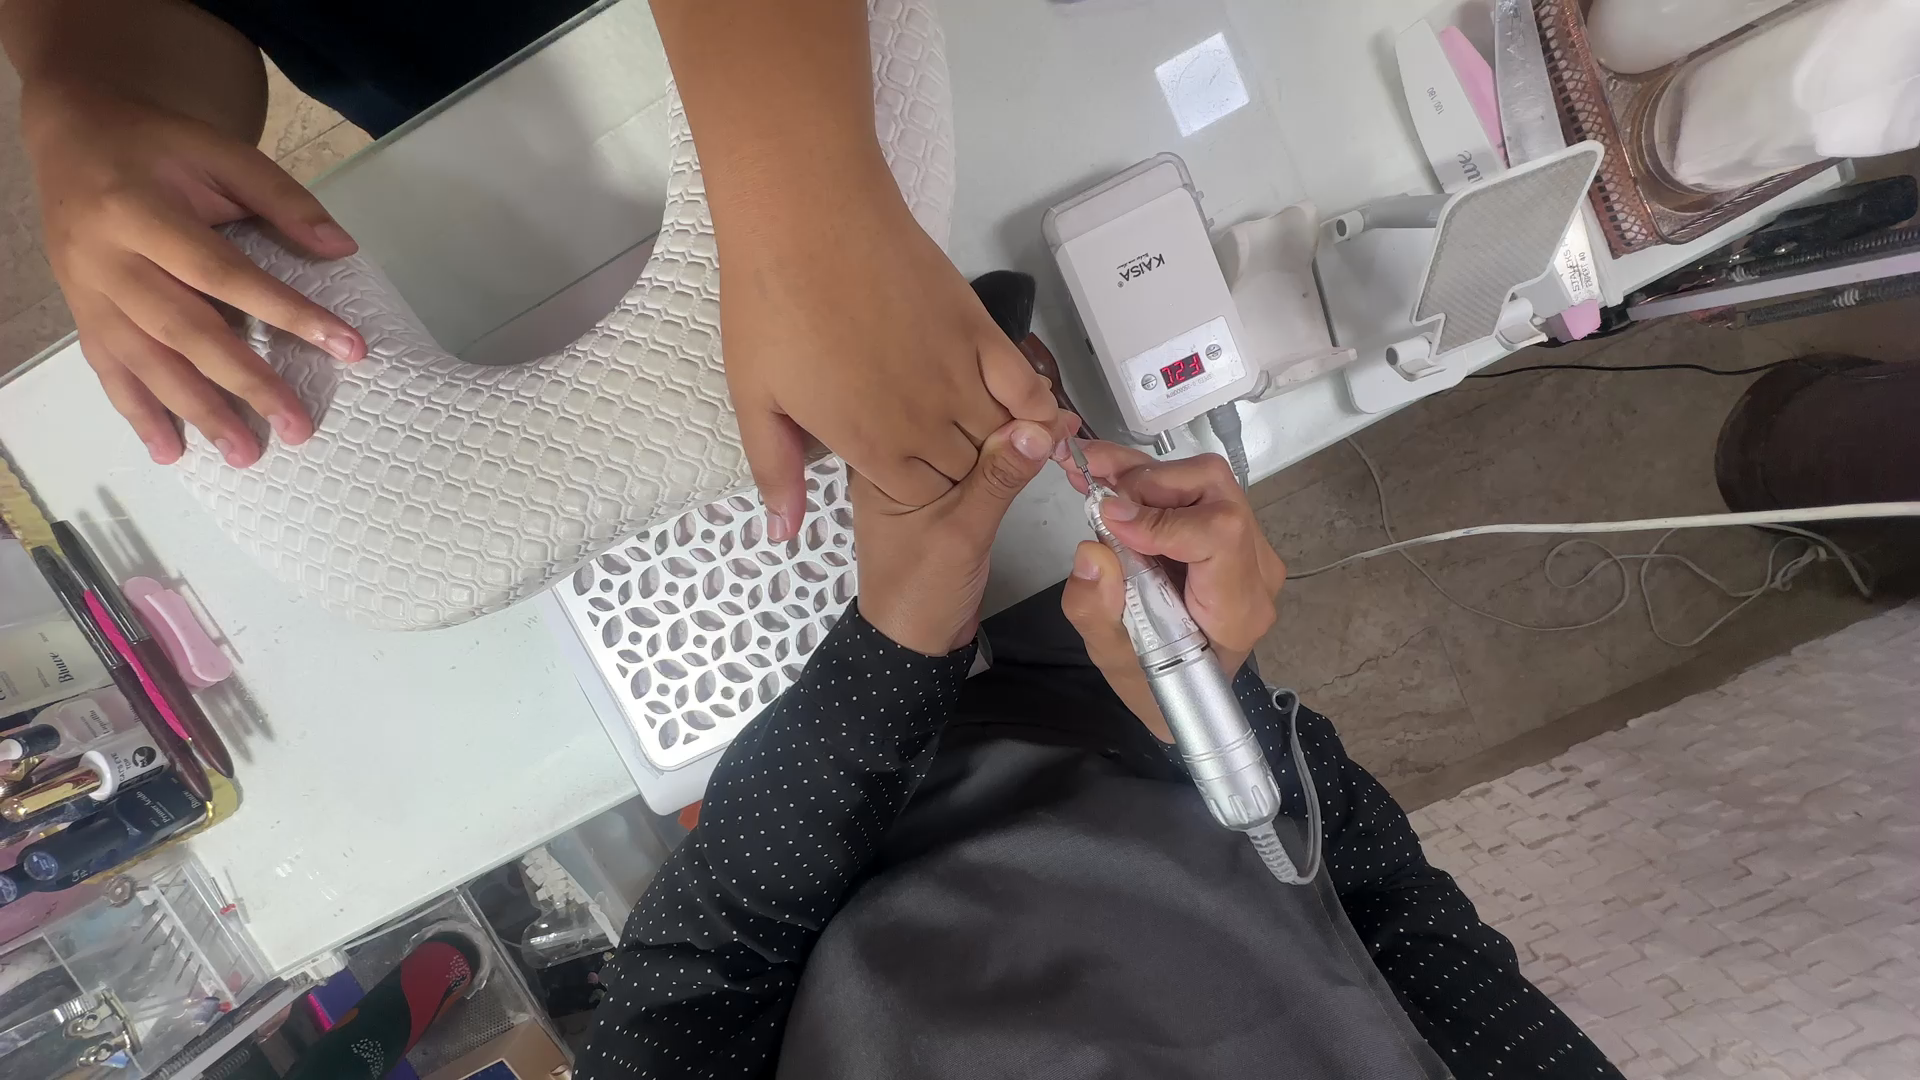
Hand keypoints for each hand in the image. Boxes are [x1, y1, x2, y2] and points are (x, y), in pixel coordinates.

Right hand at [27, 84, 365, 465]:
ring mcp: (86, 290)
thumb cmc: (168, 150)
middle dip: (245, 383)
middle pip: (183, 331)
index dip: (289, 314)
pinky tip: (171, 453)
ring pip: (143, 361)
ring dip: (195, 412)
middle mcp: (104, 258)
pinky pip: (108, 368)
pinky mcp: (83, 311)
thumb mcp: (226, 155)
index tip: (351, 348)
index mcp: (139, 213)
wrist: (77, 132)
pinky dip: (137, 413)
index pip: (226, 275)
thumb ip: (285, 201)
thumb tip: (344, 249)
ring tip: (248, 455)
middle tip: (298, 428)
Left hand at [718, 164, 1057, 541]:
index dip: (924, 488)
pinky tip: (1036, 412)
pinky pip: (1026, 386)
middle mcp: (926, 422)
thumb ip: (778, 473)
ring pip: (1002, 434)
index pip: (925, 494)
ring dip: (1001, 441)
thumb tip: (784, 537)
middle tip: (942, 445)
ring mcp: (960, 376)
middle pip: (966, 469)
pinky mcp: (980, 332)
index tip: (914, 470)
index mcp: (873, 445)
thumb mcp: (754, 401)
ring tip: (987, 430)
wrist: (807, 216)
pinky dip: (1037, 408)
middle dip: (959, 469)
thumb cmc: (770, 306)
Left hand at [853, 413, 1078, 654]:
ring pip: (971, 439)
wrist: (913, 641)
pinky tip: (1040, 443)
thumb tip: (1040, 425)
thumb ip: (999, 479)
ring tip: (1060, 419)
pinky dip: (1008, 455)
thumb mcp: (963, 531)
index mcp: (882, 458)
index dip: (990, 395)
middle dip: (1009, 409)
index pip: (937, 409)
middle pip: (956, 418)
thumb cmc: (922, 587)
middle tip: (1059, 404)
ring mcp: (922, 476)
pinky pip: (978, 464)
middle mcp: (898, 457)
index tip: (1041, 392)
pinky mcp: (944, 494)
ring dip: (1014, 431)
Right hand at [1058, 442, 1287, 741]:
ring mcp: (1247, 544)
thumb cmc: (1150, 679)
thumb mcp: (1110, 655)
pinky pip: (1193, 486)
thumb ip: (1096, 608)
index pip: (1219, 535)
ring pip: (1204, 478)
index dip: (1161, 519)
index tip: (1108, 520)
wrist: (1178, 688)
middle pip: (1215, 491)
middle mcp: (1254, 569)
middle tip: (1098, 501)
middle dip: (1148, 485)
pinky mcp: (1227, 527)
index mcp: (1237, 609)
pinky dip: (1145, 476)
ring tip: (1092, 478)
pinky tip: (1106, 476)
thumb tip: (1092, 550)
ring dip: (1142, 475)